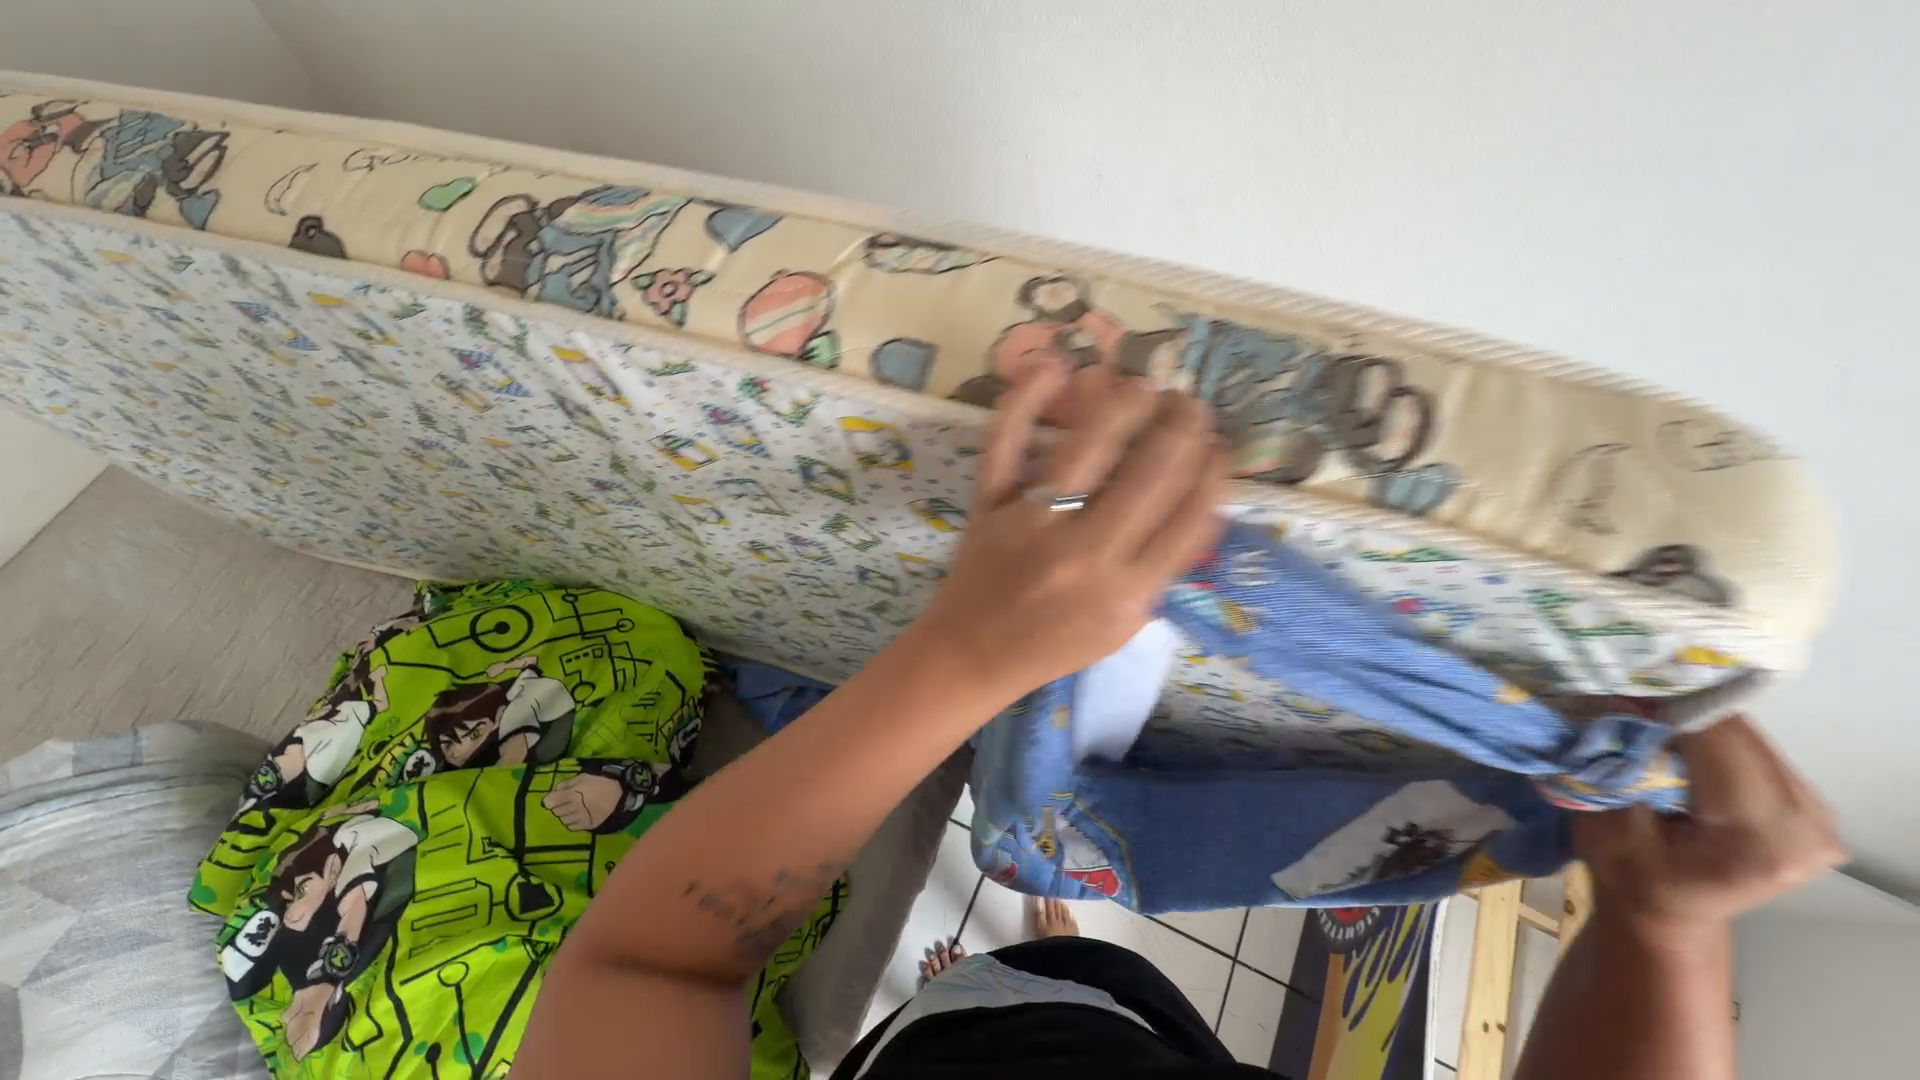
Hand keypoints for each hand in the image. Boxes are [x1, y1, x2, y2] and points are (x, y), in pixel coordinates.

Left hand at [543, 774, 624, 831]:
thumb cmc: (601, 781)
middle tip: (564, 802)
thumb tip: (556, 789)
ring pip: (563, 820)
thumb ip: (568, 783)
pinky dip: (571, 822)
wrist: (620, 792)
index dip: (550, 800)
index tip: (552, 798)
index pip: (550, 802)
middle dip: (558, 807)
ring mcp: (579, 818)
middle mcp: (572, 808)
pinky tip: (576, 817)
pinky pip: (572, 827)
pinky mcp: (587, 825)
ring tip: (571, 810)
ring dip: (564, 815)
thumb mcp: (584, 776)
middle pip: (556, 811)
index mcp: (571, 795)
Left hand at [913, 361, 1228, 696]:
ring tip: (1146, 387)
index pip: (1188, 517)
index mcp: (1126, 591)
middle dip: (1182, 428)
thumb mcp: (1124, 624)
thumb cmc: (1055, 643)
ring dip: (1126, 406)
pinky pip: (1006, 443)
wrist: (973, 655)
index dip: (1213, 472)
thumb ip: (1161, 570)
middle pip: (1150, 473)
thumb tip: (1200, 502)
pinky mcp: (988, 505)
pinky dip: (1025, 400)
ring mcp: (1031, 524)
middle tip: (1191, 405)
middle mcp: (1084, 554)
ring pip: (1087, 448)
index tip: (1220, 445)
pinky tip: (1055, 369)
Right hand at [1575, 714, 1846, 941]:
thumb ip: (1618, 767)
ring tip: (1650, 727)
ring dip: (1695, 724)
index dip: (1664, 712)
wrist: (1667, 910)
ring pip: (1750, 737)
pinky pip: (1758, 750)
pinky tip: (1682, 748)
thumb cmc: (1631, 877)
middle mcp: (1810, 828)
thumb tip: (1616, 703)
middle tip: (1626, 707)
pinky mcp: (1814, 807)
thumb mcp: (1607, 825)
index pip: (1720, 743)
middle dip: (1679, 713)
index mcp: (1761, 842)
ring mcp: (1820, 818)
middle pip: (1741, 736)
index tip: (1616, 699)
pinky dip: (1714, 740)